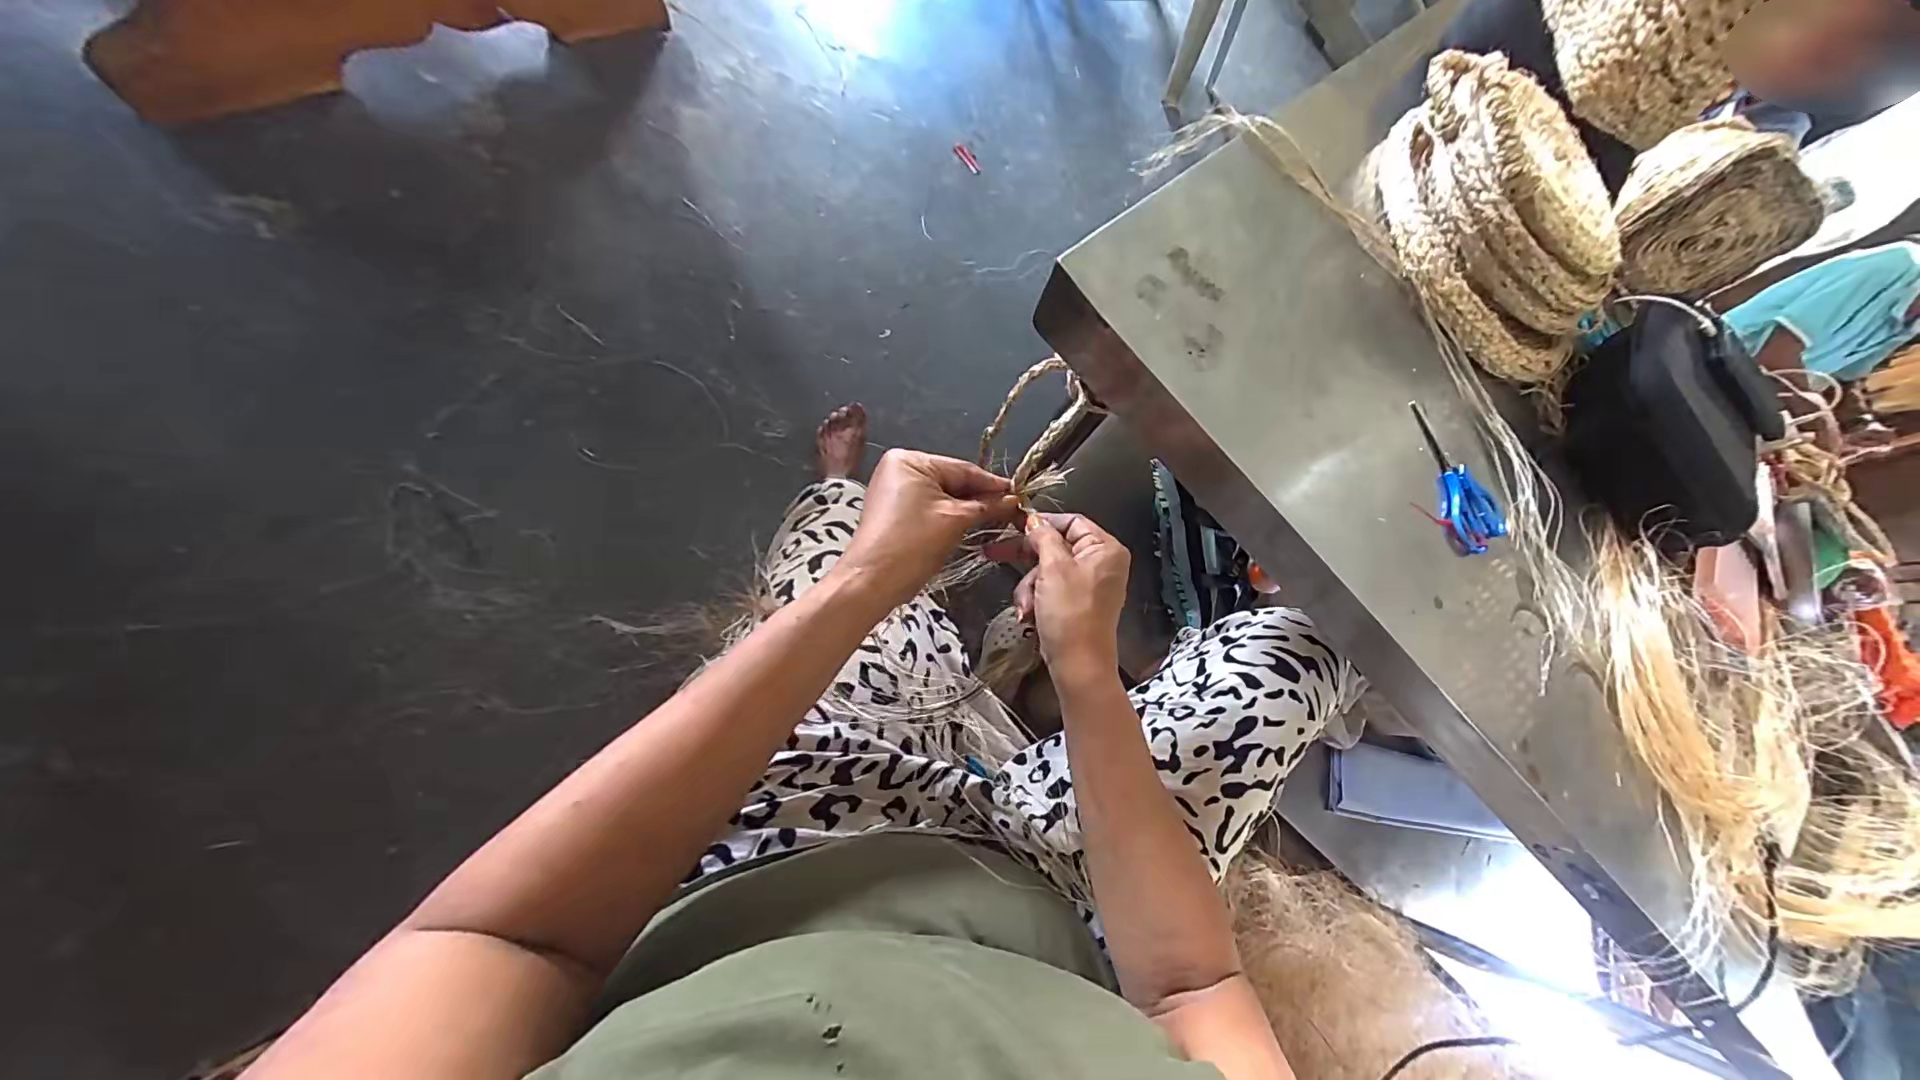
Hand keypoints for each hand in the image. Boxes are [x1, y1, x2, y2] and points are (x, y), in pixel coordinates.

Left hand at [833, 449, 1020, 609]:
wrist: (872, 581)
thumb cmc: (911, 544)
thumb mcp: (956, 520)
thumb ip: (987, 505)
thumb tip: (1012, 500)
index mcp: (910, 459)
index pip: (962, 468)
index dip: (992, 483)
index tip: (1017, 493)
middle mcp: (898, 467)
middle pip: (952, 480)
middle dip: (980, 497)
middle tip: (1011, 509)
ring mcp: (893, 489)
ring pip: (941, 495)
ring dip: (966, 508)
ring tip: (996, 518)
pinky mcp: (893, 509)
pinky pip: (928, 506)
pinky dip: (948, 515)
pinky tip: (969, 524)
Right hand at [1003, 513, 1129, 684]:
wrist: (1077, 664)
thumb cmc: (1069, 612)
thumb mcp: (1053, 568)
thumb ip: (1043, 537)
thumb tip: (1034, 520)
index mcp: (1105, 549)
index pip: (1071, 521)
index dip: (1042, 523)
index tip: (1014, 527)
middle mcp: (1101, 563)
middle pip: (1056, 546)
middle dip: (1027, 561)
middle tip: (995, 553)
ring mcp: (1089, 584)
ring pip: (1047, 570)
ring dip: (1029, 587)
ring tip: (1026, 606)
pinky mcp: (1076, 603)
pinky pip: (1050, 589)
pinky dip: (1036, 599)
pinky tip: (1029, 614)